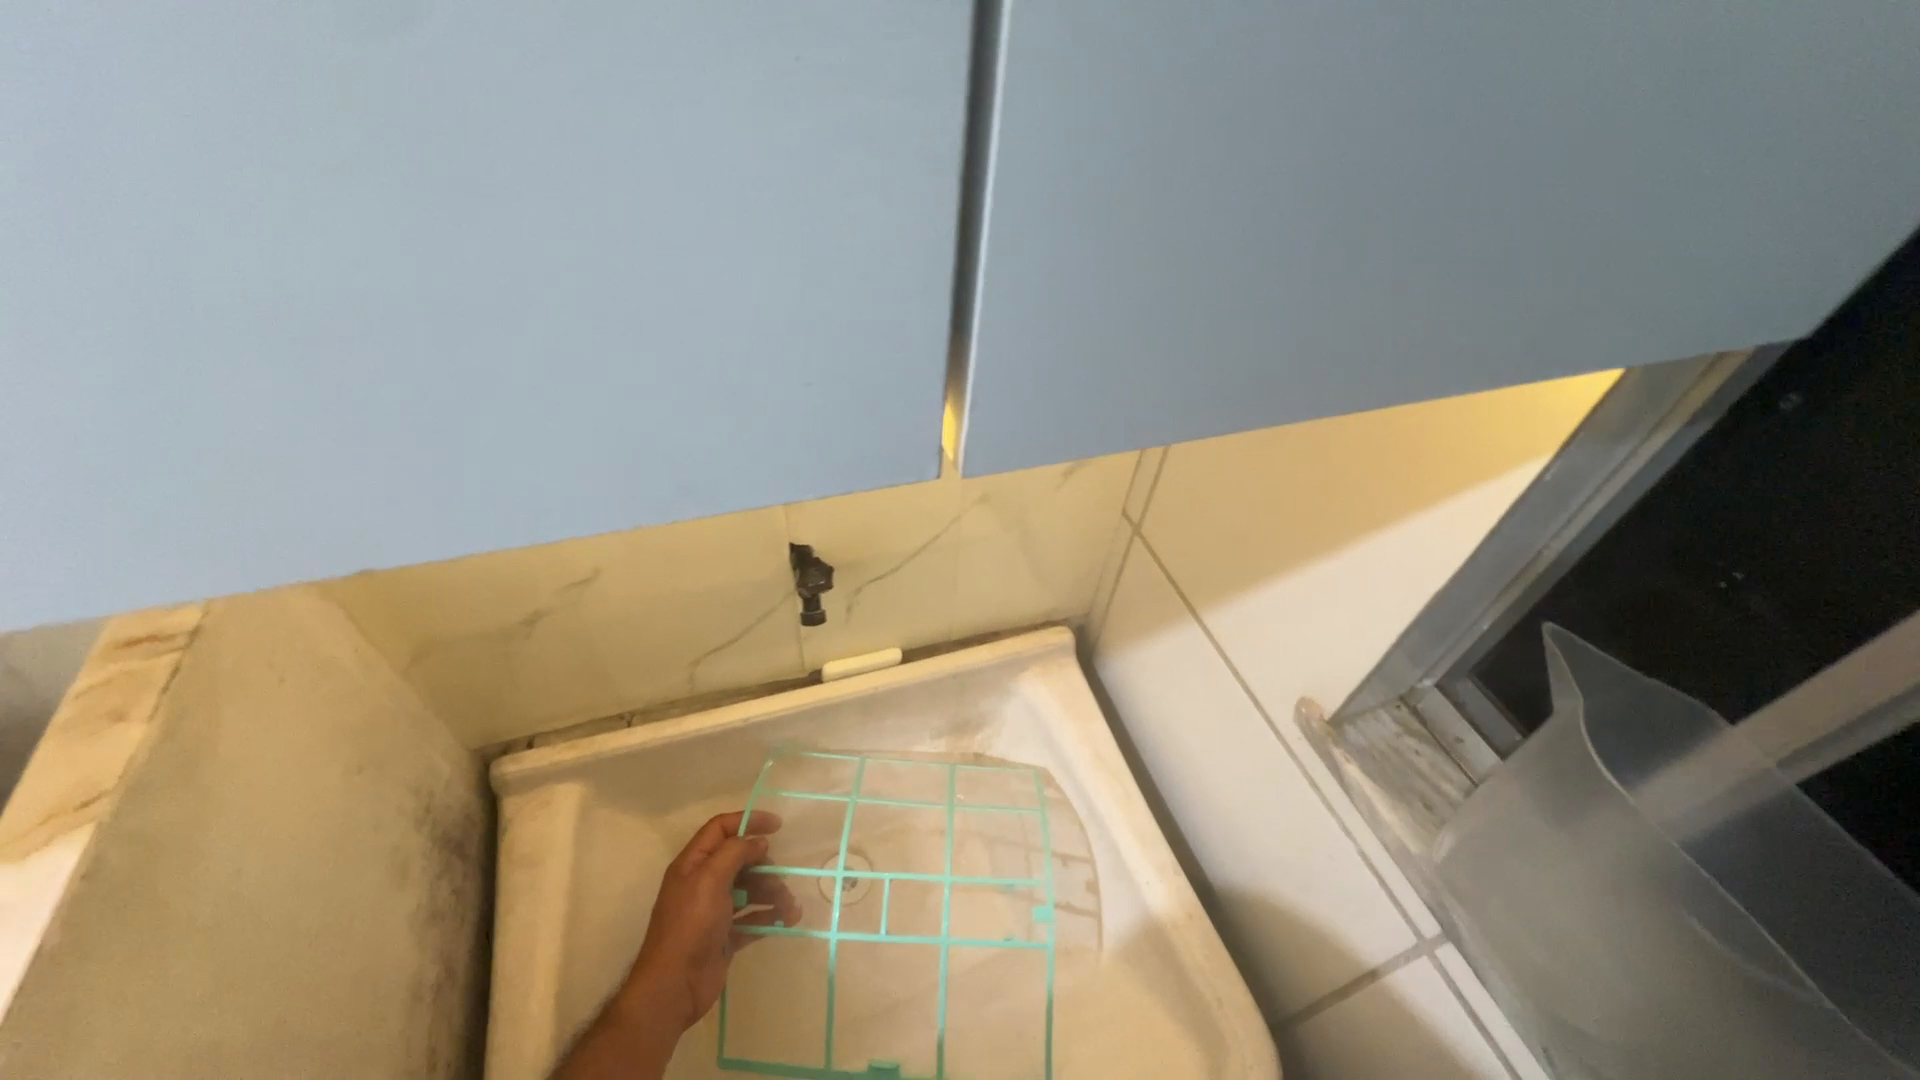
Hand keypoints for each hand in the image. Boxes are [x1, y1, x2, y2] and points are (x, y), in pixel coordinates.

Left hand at [616, 810, 799, 1034]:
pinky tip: (788, 919)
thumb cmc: (690, 925)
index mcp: (693, 864)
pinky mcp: (725, 936)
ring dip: (772, 893)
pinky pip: (752, 918)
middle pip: (739, 860)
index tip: (777, 825)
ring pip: (749, 890)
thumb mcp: (710, 879)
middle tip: (780, 877)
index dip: (748, 821)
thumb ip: (735, 852)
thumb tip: (758, 841)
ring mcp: (714, 911)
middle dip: (764, 866)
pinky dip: (769, 916)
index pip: (721, 829)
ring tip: (789, 905)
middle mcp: (703, 883)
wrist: (675, 986)